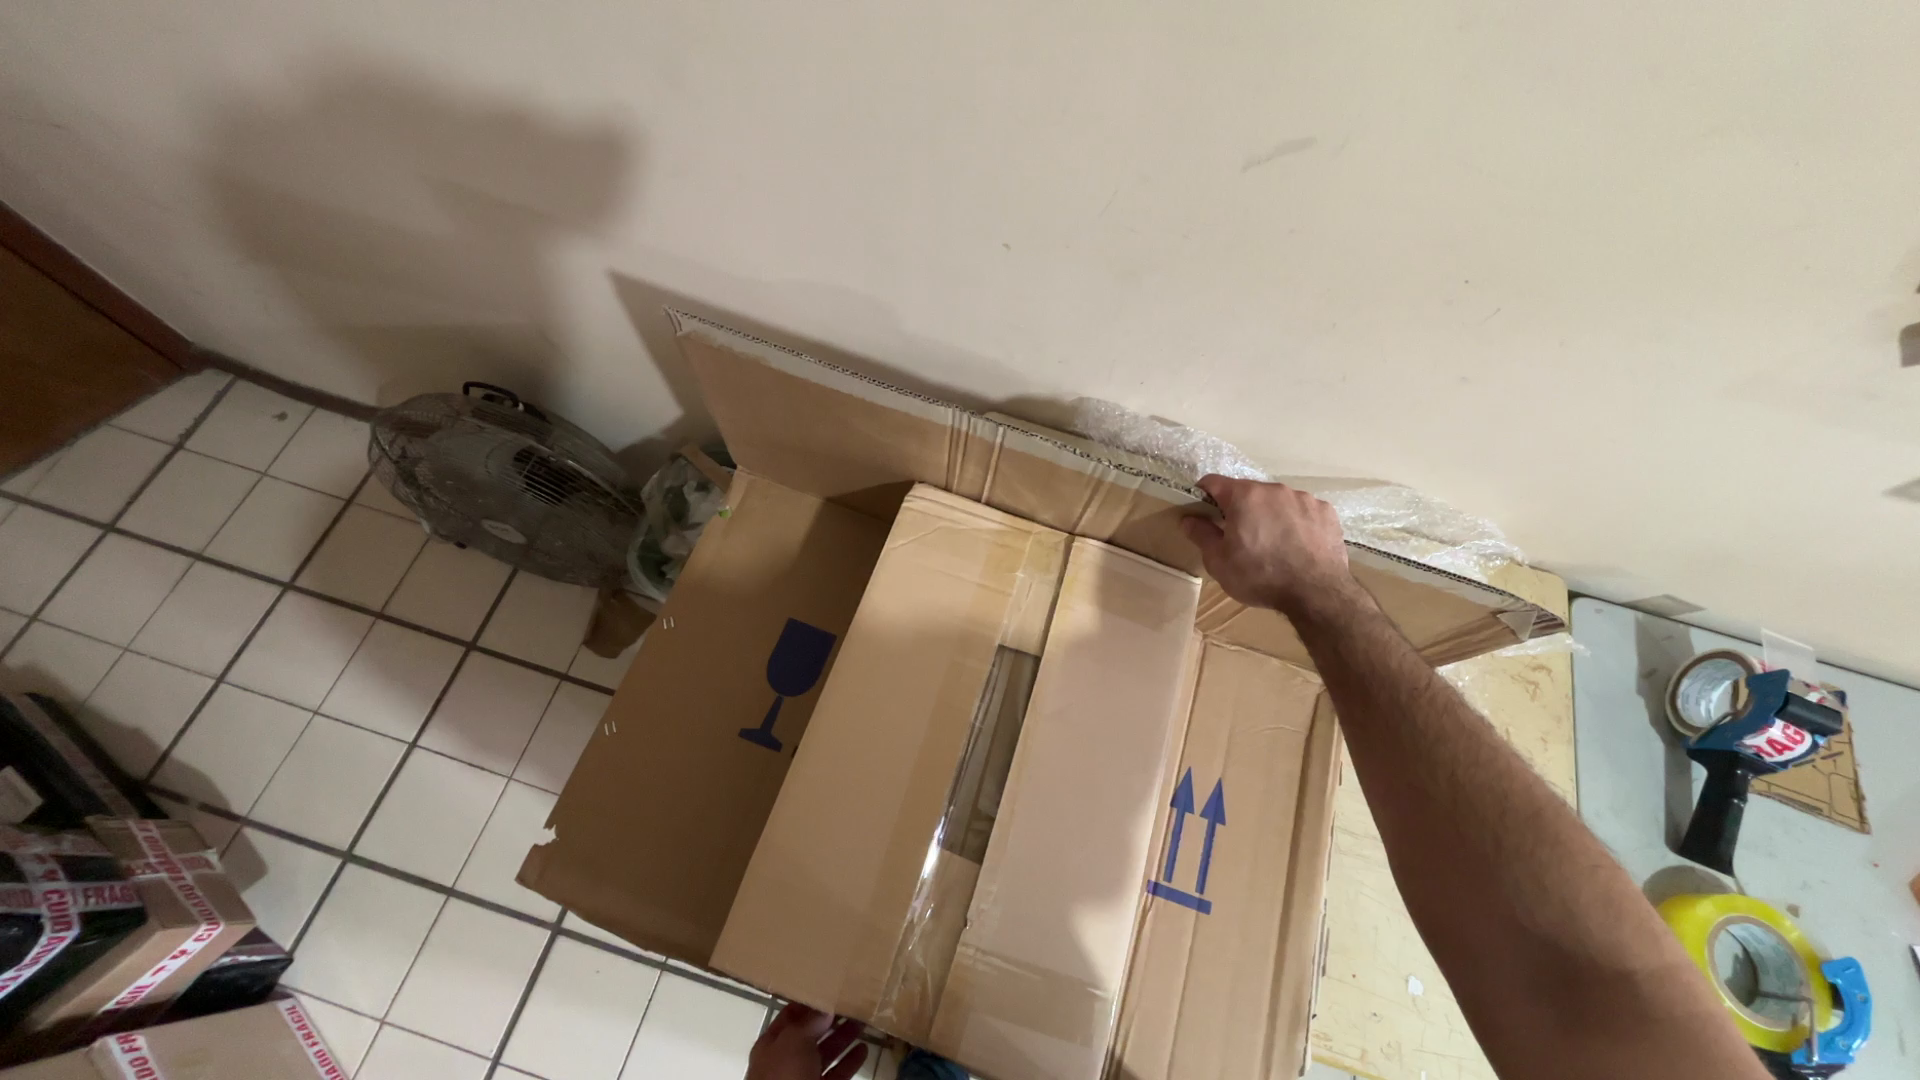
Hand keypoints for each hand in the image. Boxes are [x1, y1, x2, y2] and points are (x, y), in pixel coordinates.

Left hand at [746, 1004, 868, 1079]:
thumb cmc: (784, 1076)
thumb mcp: (793, 1041)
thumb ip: (810, 1023)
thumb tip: (826, 1010)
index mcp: (771, 1045)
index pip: (790, 1017)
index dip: (808, 1004)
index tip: (830, 989)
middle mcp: (786, 1061)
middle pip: (811, 1035)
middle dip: (831, 1020)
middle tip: (852, 1003)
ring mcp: (803, 1079)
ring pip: (826, 1054)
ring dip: (844, 1038)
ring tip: (863, 1022)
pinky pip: (837, 1074)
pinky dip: (850, 1063)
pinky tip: (863, 1050)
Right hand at [1180, 475, 1362, 617]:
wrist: (1316, 594)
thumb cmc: (1259, 576)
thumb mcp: (1218, 561)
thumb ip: (1201, 534)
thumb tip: (1188, 518)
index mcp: (1244, 496)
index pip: (1213, 482)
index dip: (1204, 495)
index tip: (1203, 513)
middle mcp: (1274, 490)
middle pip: (1248, 492)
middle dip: (1240, 509)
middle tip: (1239, 538)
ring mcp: (1304, 499)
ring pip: (1277, 502)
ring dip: (1269, 515)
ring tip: (1272, 545)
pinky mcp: (1326, 512)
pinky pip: (1302, 512)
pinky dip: (1295, 523)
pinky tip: (1296, 546)